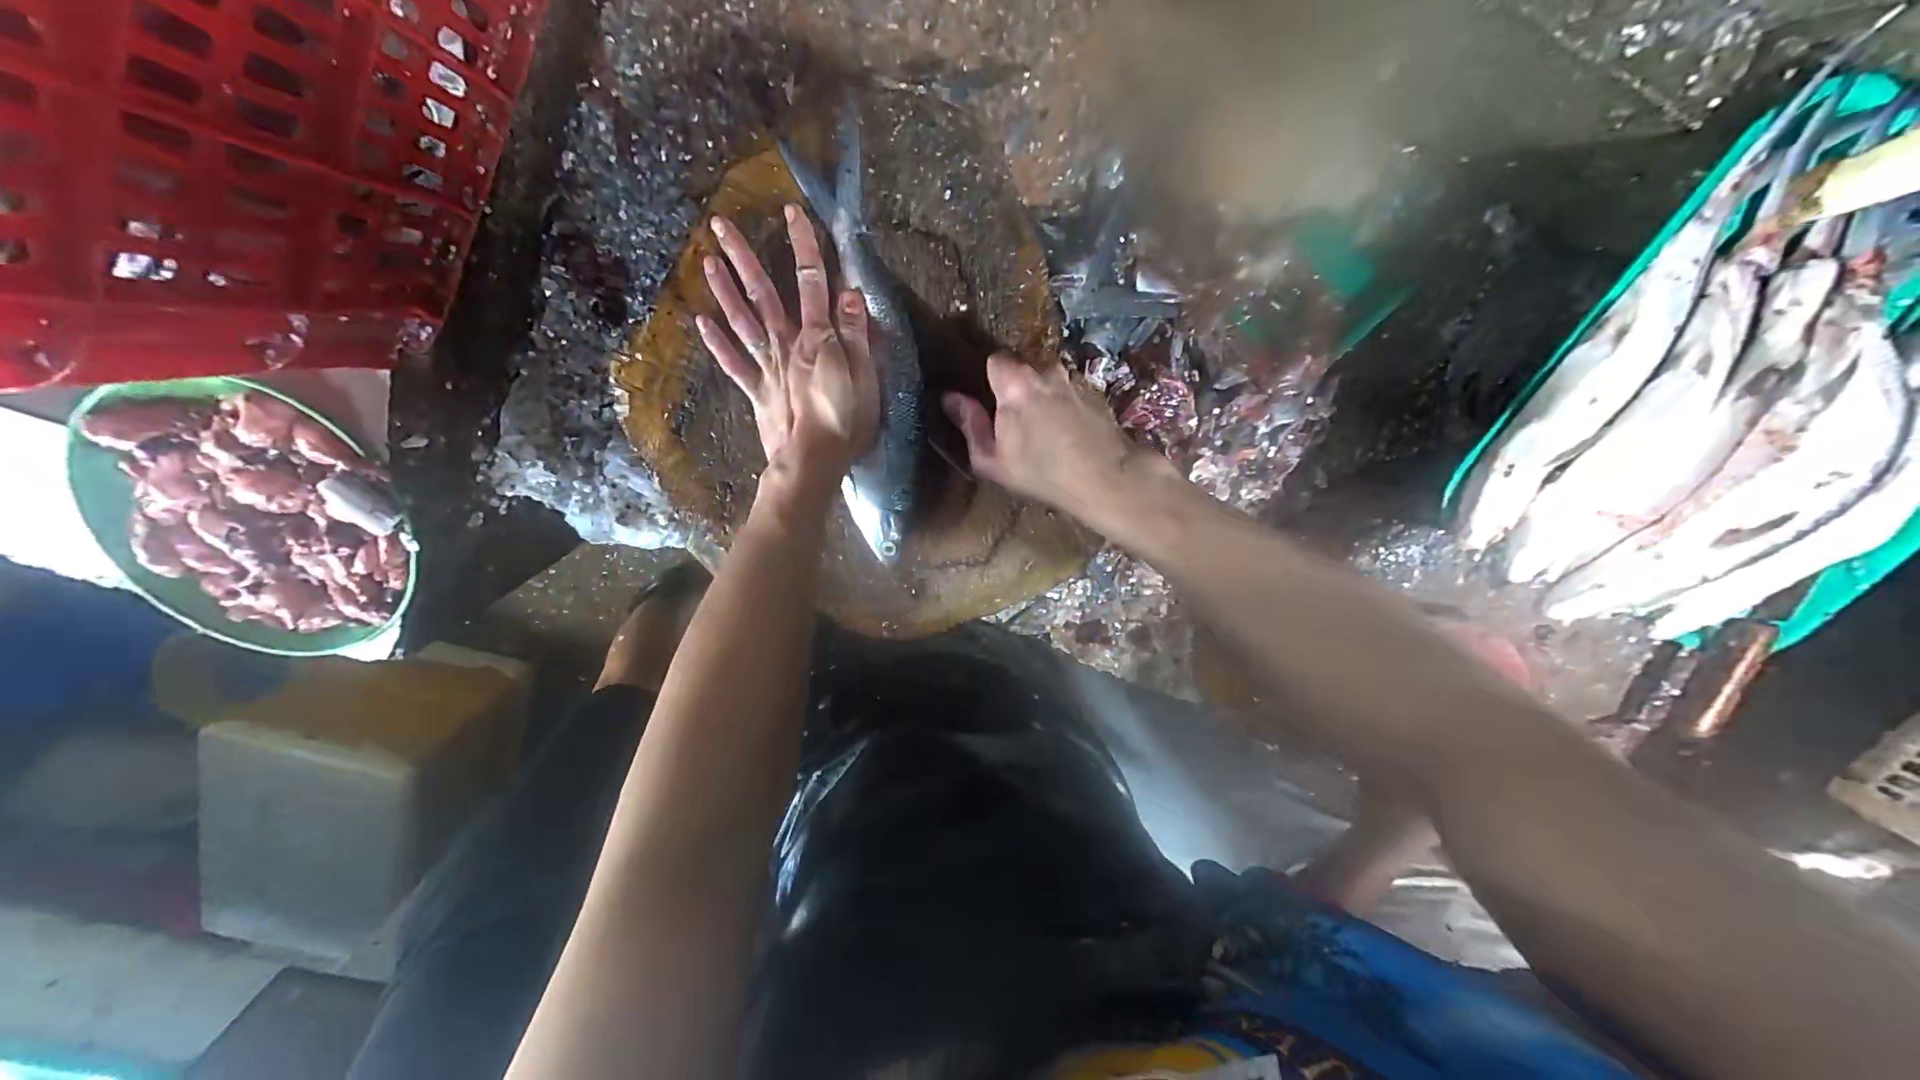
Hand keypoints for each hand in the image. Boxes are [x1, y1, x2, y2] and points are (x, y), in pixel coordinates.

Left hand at [699, 207, 878, 501]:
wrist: (813, 463)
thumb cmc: (847, 422)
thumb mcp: (866, 376)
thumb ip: (856, 334)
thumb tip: (849, 292)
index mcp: (818, 338)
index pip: (813, 280)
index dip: (804, 244)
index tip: (792, 211)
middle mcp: (787, 344)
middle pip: (763, 293)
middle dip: (743, 256)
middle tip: (719, 224)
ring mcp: (767, 368)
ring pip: (742, 321)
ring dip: (723, 290)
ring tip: (706, 260)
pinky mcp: (758, 393)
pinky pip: (734, 364)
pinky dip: (717, 343)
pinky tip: (700, 321)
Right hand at [942, 353, 1175, 517]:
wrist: (1107, 478)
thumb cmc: (1043, 473)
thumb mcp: (993, 461)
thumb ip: (970, 425)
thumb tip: (951, 399)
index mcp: (1017, 383)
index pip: (995, 359)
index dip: (991, 379)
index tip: (992, 402)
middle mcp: (1048, 371)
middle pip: (1024, 369)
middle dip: (1018, 389)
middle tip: (1018, 423)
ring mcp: (1076, 379)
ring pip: (1049, 380)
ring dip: (1044, 397)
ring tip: (1047, 431)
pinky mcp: (1096, 392)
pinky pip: (1071, 391)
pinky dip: (1066, 405)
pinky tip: (1069, 433)